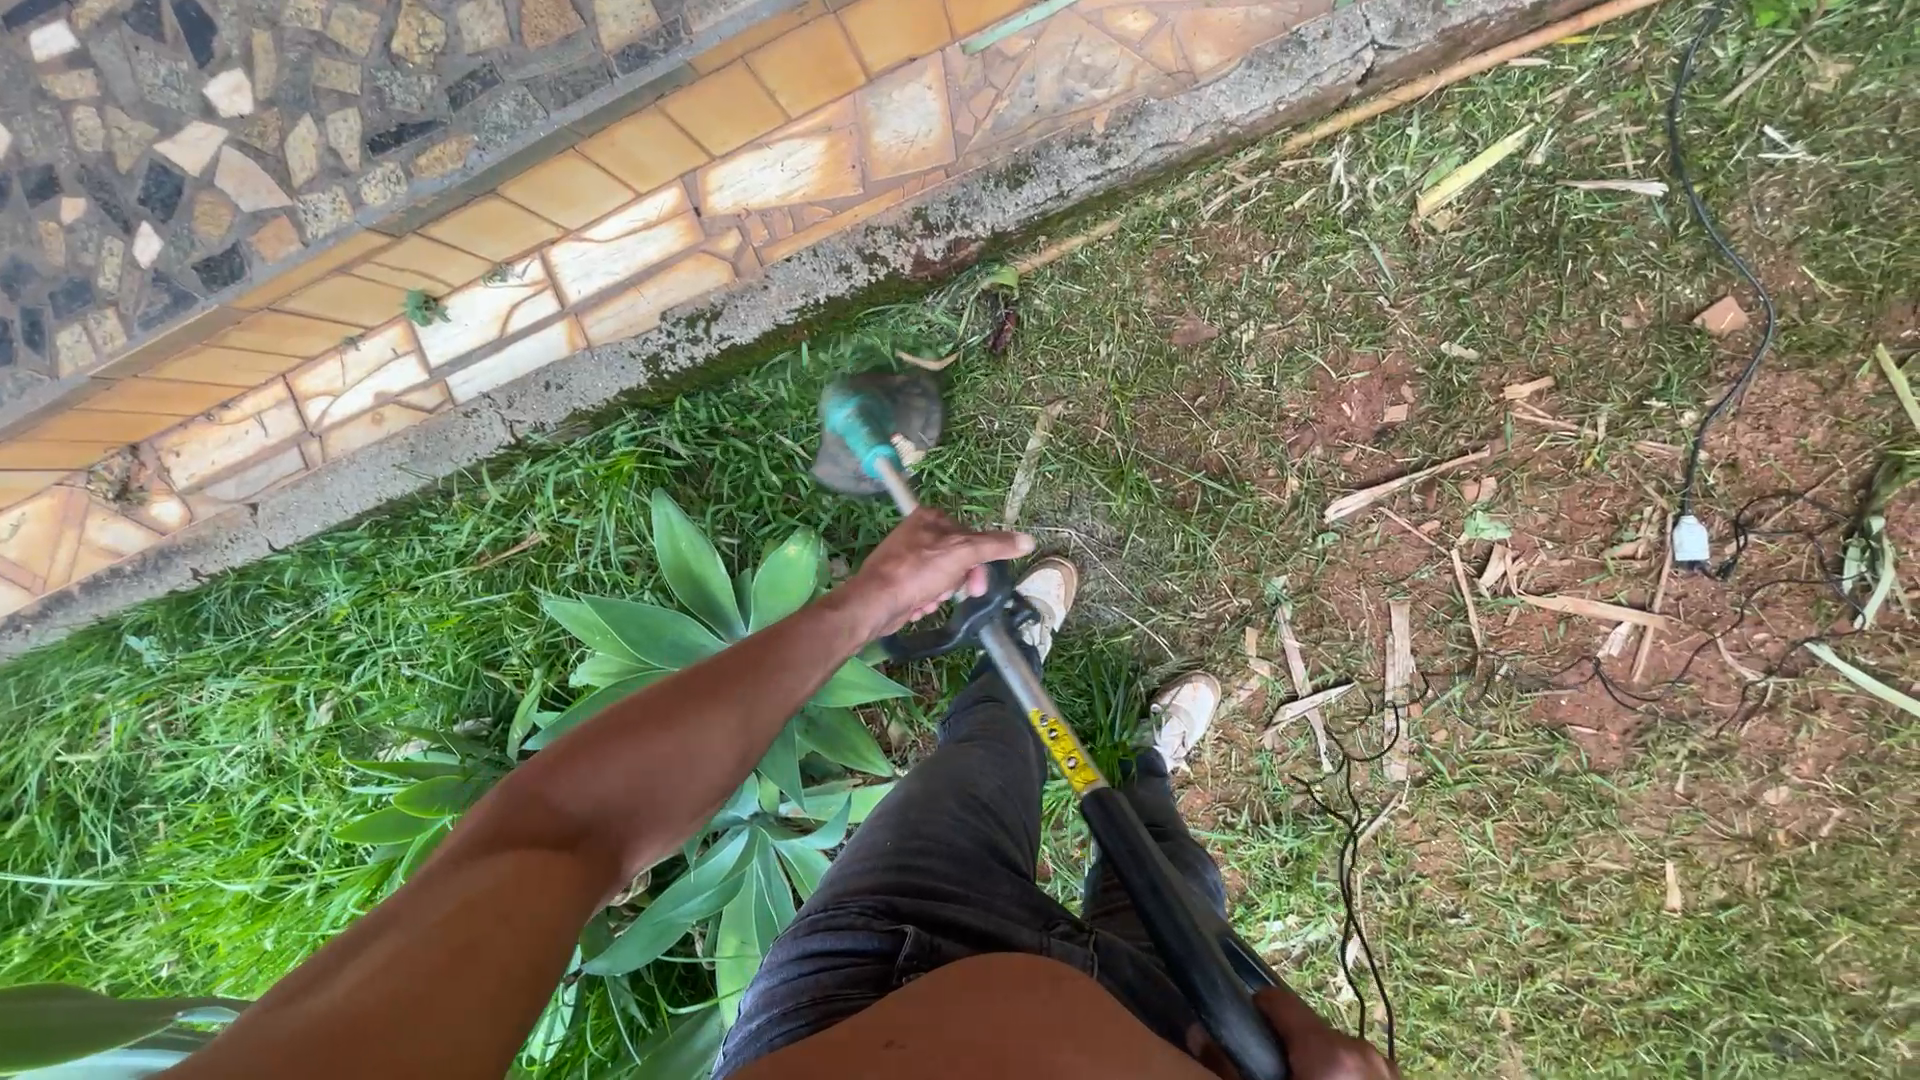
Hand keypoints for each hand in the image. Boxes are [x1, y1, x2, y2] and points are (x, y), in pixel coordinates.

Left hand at [841, 509, 1034, 637]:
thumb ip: (995, 546)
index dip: (978, 564)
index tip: (977, 586)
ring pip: (943, 578)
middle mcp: (918, 531)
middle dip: (955, 583)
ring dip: (941, 595)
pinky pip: (926, 590)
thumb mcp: (962, 554)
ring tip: (928, 601)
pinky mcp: (900, 579)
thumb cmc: (917, 572)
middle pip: (958, 559)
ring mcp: (908, 556)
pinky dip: (926, 601)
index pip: (972, 538)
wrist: (875, 603)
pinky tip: (917, 607)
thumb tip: (1028, 541)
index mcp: (931, 517)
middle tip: (949, 596)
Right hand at [1188, 984, 1397, 1079]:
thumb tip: (1196, 1036)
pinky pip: (1361, 1079)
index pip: (1276, 1001)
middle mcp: (1363, 1054)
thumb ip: (1228, 1069)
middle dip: (1288, 1055)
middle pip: (1308, 1032)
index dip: (1252, 1015)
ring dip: (1319, 1075)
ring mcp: (1390, 1075)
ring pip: (1337, 1058)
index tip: (1243, 1041)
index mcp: (1328, 1052)